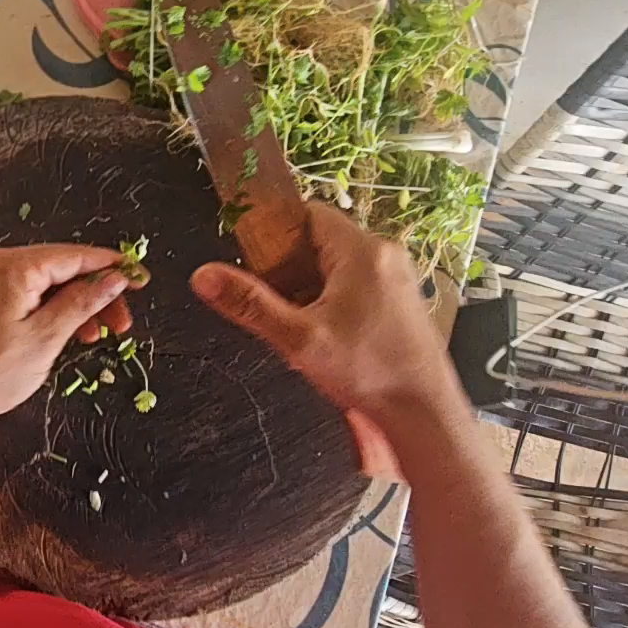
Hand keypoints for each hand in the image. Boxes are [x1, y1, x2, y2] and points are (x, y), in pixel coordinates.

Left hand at [0, 245, 138, 462]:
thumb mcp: (45, 338)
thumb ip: (82, 304)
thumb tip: (115, 278)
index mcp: (13, 266)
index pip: (75, 255)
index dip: (112, 267)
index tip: (142, 281)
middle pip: (62, 268)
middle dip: (95, 293)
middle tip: (121, 327)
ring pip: (47, 285)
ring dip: (76, 307)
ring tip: (96, 339)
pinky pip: (28, 297)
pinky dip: (51, 313)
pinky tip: (67, 336)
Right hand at [188, 204, 464, 433]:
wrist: (423, 413)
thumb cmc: (369, 372)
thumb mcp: (297, 338)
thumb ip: (248, 303)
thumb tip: (203, 275)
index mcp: (362, 251)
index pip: (307, 214)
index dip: (273, 234)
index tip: (252, 262)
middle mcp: (384, 255)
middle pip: (317, 243)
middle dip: (286, 271)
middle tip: (272, 305)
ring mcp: (394, 278)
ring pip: (332, 267)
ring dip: (305, 290)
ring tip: (296, 327)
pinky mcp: (396, 300)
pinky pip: (350, 286)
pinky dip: (325, 302)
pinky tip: (319, 335)